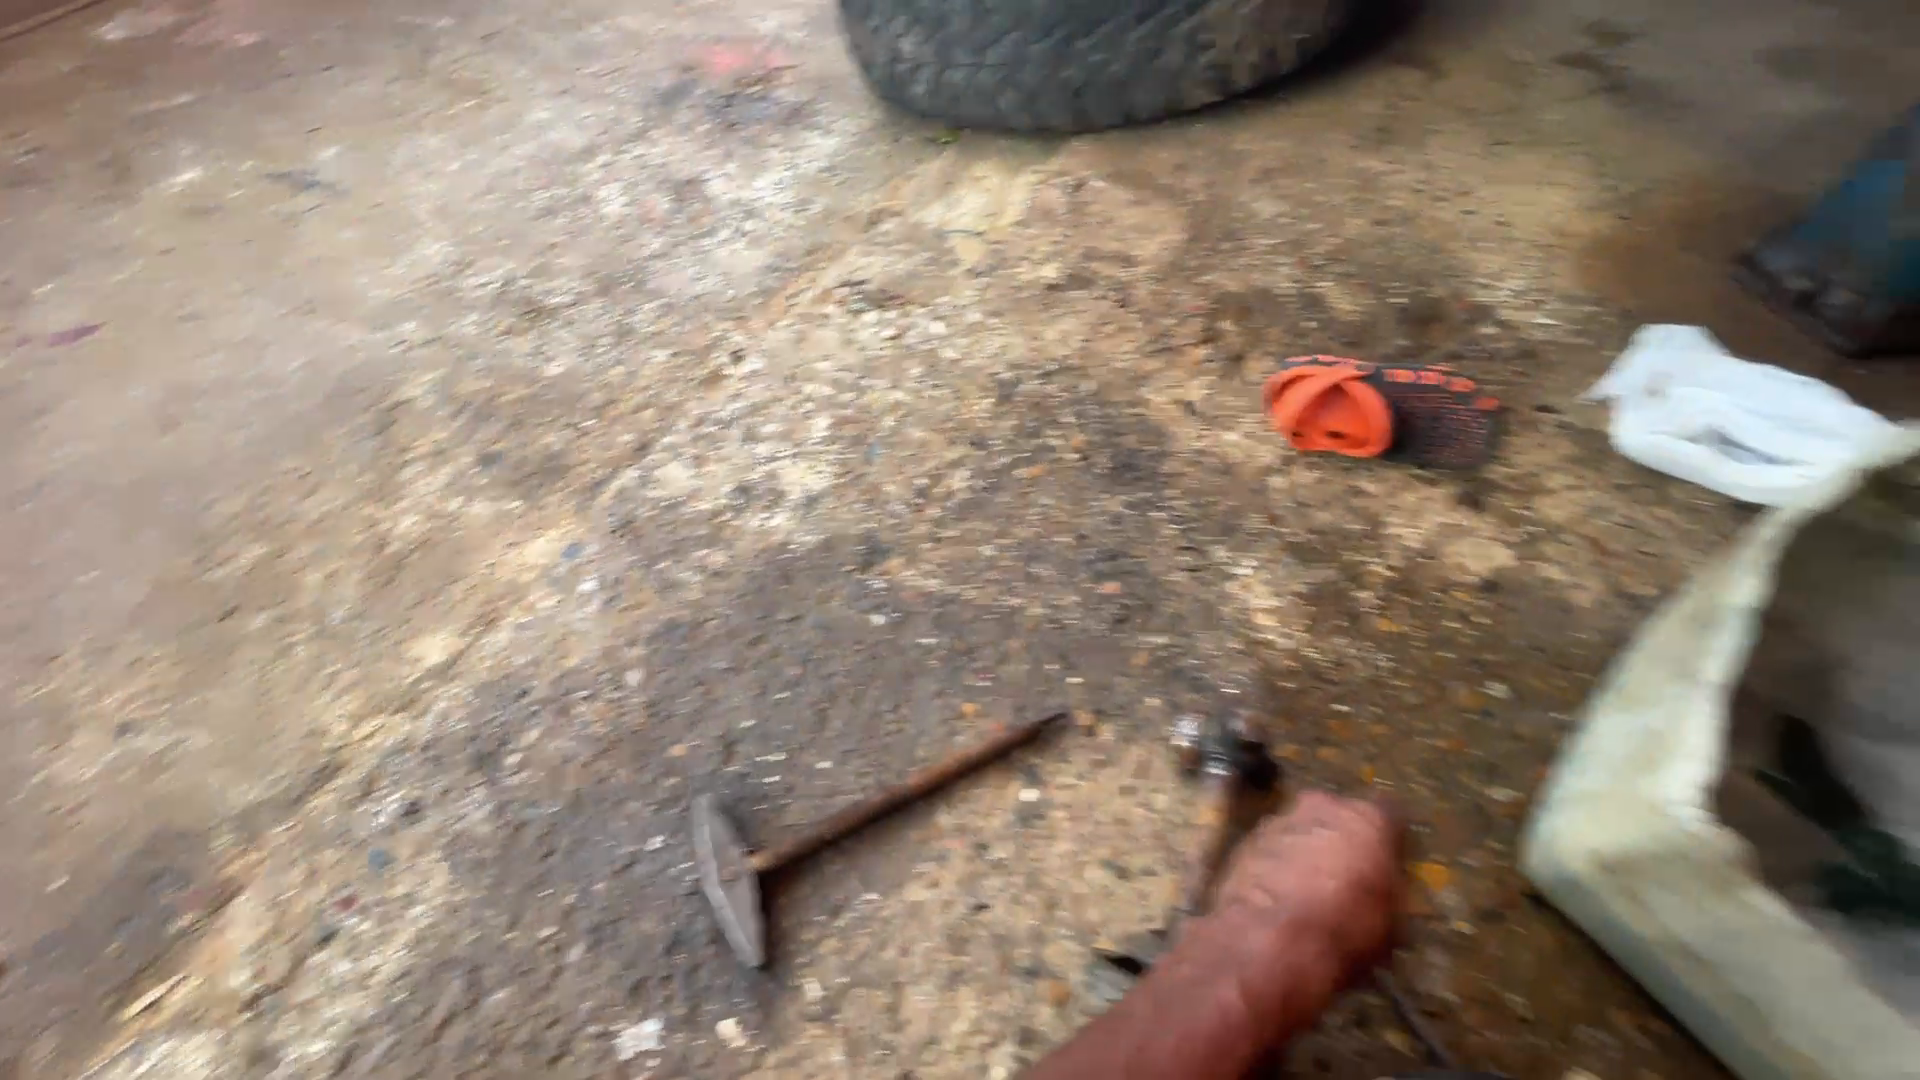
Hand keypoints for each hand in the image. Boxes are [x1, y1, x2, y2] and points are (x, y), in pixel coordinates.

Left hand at [1209, 792, 1404, 993]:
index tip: (1389, 864)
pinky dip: (1277, 861)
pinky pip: (1273, 845)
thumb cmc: (1346, 929)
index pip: (1389, 816)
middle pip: (1338, 815)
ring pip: (1301, 828)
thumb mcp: (1392, 919)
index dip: (1388, 842)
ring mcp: (1279, 818)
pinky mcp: (1247, 837)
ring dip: (1306, 848)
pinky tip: (1279, 891)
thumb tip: (1380, 884)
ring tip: (1308, 887)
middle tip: (1347, 874)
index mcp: (1367, 819)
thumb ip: (1387, 886)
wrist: (1270, 936)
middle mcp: (1322, 806)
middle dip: (1342, 838)